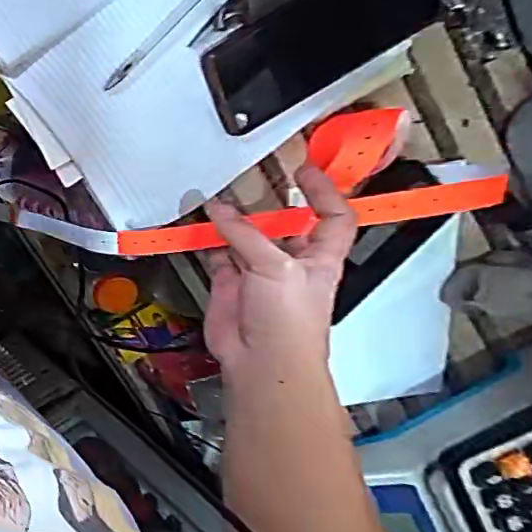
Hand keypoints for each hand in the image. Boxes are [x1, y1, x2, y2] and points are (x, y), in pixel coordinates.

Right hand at [202, 165, 355, 380]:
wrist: (262, 358)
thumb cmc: (291, 323)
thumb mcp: (276, 267)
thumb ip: (246, 235)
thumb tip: (222, 210)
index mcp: (320, 257)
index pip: (332, 217)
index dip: (324, 192)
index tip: (306, 172)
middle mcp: (290, 262)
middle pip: (281, 224)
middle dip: (267, 206)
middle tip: (249, 181)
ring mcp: (258, 272)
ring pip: (244, 238)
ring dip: (231, 222)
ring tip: (217, 199)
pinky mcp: (230, 283)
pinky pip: (217, 254)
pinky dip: (207, 241)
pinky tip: (200, 228)